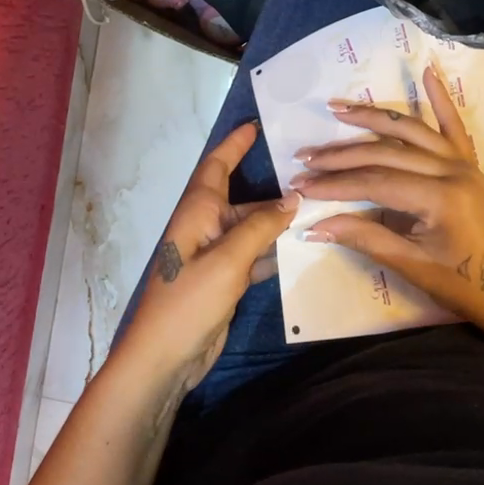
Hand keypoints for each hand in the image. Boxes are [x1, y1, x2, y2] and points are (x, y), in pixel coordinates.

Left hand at [117, 122, 297, 392]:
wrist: (164, 358)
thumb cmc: (189, 302)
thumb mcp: (228, 260)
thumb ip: (261, 227)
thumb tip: (292, 198)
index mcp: (198, 210)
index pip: (217, 165)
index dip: (235, 144)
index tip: (257, 126)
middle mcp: (205, 226)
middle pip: (242, 198)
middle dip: (273, 190)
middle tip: (314, 179)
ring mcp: (214, 255)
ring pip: (251, 228)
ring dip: (278, 222)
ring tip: (318, 211)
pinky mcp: (223, 280)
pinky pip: (253, 255)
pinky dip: (274, 250)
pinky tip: (302, 249)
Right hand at [292, 65, 483, 326]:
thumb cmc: (463, 286)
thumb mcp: (411, 265)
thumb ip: (363, 238)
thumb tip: (312, 226)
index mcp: (441, 198)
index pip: (375, 182)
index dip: (335, 184)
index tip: (301, 185)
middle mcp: (453, 170)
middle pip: (386, 153)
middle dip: (341, 155)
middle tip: (304, 156)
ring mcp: (464, 163)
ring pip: (411, 131)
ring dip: (372, 118)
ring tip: (337, 109)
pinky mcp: (470, 164)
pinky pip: (454, 125)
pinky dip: (441, 97)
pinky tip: (427, 72)